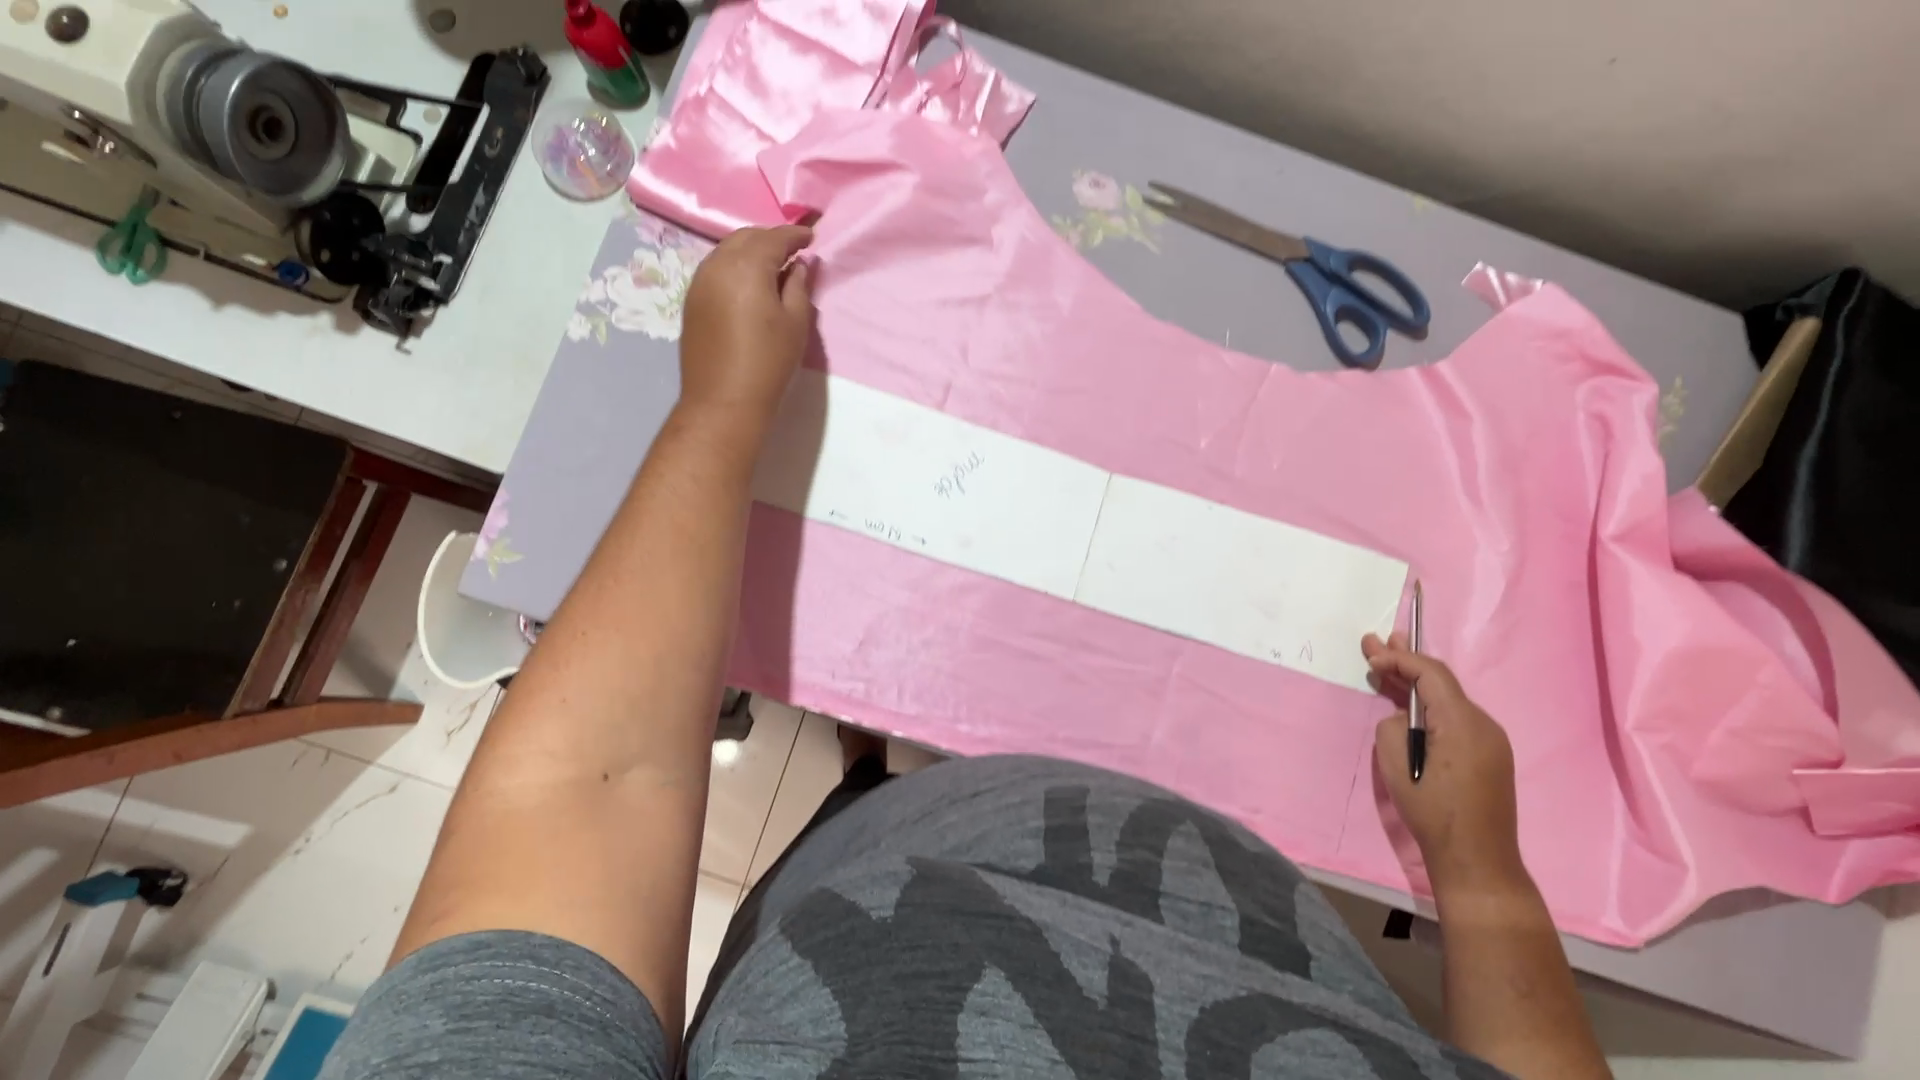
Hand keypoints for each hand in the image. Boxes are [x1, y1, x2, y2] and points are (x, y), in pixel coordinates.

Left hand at [678, 224, 814, 428]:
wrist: (723, 400)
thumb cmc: (768, 362)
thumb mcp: (796, 323)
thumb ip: (798, 286)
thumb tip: (798, 265)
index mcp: (747, 266)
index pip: (774, 238)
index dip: (794, 235)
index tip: (811, 237)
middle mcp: (718, 264)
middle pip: (745, 238)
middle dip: (769, 239)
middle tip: (792, 250)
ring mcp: (700, 281)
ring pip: (727, 251)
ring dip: (749, 251)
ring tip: (771, 265)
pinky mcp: (692, 300)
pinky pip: (716, 269)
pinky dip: (734, 266)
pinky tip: (748, 283)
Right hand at [1363, 633, 1528, 896]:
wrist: (1478, 861)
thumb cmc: (1434, 814)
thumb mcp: (1398, 769)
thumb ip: (1393, 730)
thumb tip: (1402, 720)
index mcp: (1464, 724)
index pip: (1432, 675)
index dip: (1400, 659)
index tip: (1371, 655)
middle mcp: (1484, 725)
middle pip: (1442, 683)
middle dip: (1405, 662)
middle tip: (1374, 642)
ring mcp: (1491, 741)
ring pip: (1448, 700)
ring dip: (1416, 685)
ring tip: (1385, 667)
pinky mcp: (1489, 755)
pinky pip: (1455, 718)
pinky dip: (1429, 706)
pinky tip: (1407, 706)